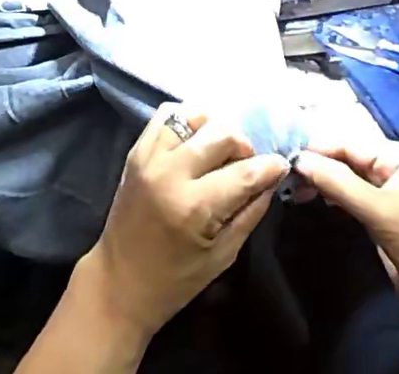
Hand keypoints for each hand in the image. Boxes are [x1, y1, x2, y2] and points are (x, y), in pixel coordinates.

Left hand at [84, 103, 290, 338]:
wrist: (118, 282)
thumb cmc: (175, 279)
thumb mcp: (223, 255)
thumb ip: (251, 212)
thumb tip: (273, 178)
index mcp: (193, 207)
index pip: (244, 172)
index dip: (270, 166)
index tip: (280, 165)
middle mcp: (170, 173)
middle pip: (222, 133)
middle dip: (244, 146)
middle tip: (246, 164)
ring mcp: (150, 157)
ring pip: (194, 115)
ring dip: (215, 128)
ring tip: (219, 150)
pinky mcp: (136, 150)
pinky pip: (166, 115)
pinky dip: (187, 120)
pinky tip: (195, 139)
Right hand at [295, 138, 398, 342]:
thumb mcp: (385, 214)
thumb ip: (341, 184)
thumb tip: (299, 159)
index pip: (354, 143)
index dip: (320, 148)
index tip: (285, 155)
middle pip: (351, 159)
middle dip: (320, 164)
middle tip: (285, 175)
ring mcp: (394, 199)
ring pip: (351, 181)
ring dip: (325, 182)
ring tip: (294, 187)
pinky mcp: (389, 224)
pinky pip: (356, 202)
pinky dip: (336, 199)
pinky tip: (316, 199)